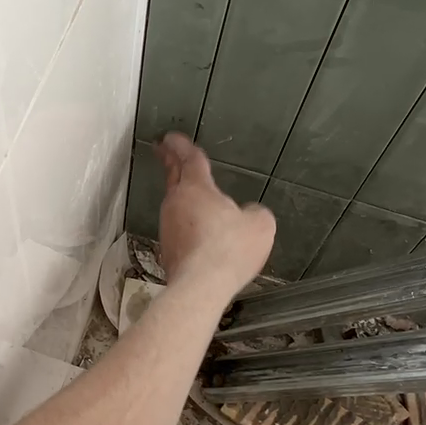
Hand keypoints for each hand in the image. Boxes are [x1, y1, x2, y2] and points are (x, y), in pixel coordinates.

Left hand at [153, 133, 275, 296]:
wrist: (201, 287)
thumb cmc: (230, 249)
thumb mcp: (260, 225)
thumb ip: (254, 212)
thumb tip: (245, 214)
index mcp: (197, 189)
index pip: (190, 159)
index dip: (182, 146)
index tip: (171, 138)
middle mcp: (176, 204)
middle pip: (174, 178)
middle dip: (171, 162)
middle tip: (165, 151)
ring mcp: (168, 228)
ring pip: (176, 206)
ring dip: (184, 199)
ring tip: (196, 199)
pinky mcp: (168, 252)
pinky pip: (179, 230)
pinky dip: (187, 225)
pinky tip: (200, 235)